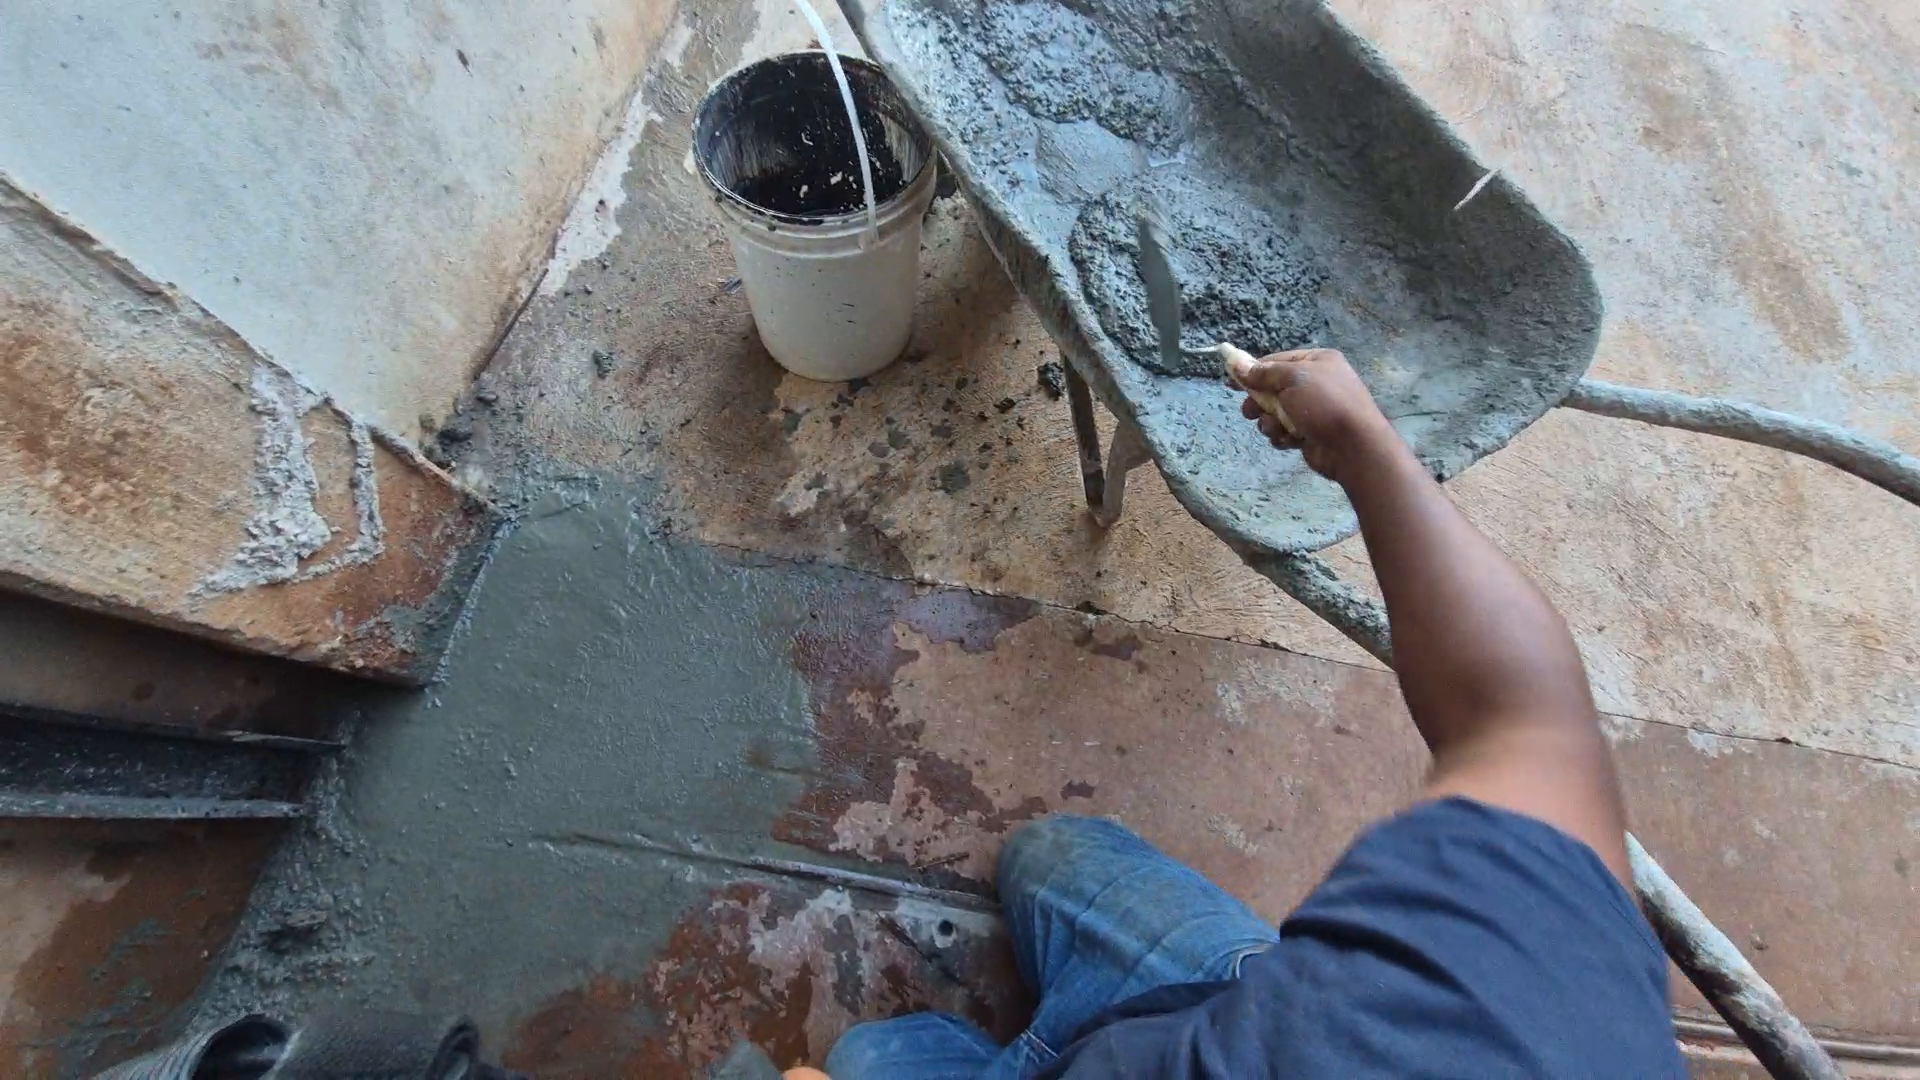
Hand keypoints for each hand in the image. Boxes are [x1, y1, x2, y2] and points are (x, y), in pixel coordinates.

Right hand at [1237, 348, 1394, 482]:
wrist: (1352, 445)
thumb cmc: (1324, 404)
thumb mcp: (1292, 379)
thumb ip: (1263, 372)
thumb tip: (1237, 364)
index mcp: (1314, 362)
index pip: (1274, 361)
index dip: (1251, 371)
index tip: (1229, 380)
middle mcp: (1313, 382)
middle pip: (1270, 388)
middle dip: (1258, 402)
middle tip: (1250, 412)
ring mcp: (1311, 409)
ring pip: (1273, 412)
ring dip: (1270, 422)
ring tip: (1278, 428)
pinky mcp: (1308, 431)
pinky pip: (1282, 430)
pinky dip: (1282, 435)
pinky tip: (1292, 440)